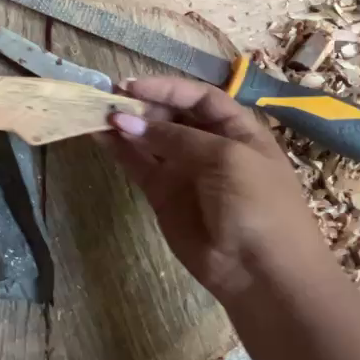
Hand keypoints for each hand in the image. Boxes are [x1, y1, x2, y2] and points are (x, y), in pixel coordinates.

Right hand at [103, 76, 334, 303]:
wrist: (262, 272)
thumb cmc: (258, 205)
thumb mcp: (226, 158)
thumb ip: (175, 136)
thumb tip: (124, 121)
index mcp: (238, 132)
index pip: (200, 98)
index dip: (168, 88)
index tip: (131, 87)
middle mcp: (209, 146)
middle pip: (171, 115)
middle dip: (142, 105)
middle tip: (110, 100)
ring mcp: (184, 170)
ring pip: (149, 138)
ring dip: (125, 124)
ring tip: (96, 113)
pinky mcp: (161, 194)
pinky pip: (137, 163)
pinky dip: (118, 149)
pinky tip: (98, 135)